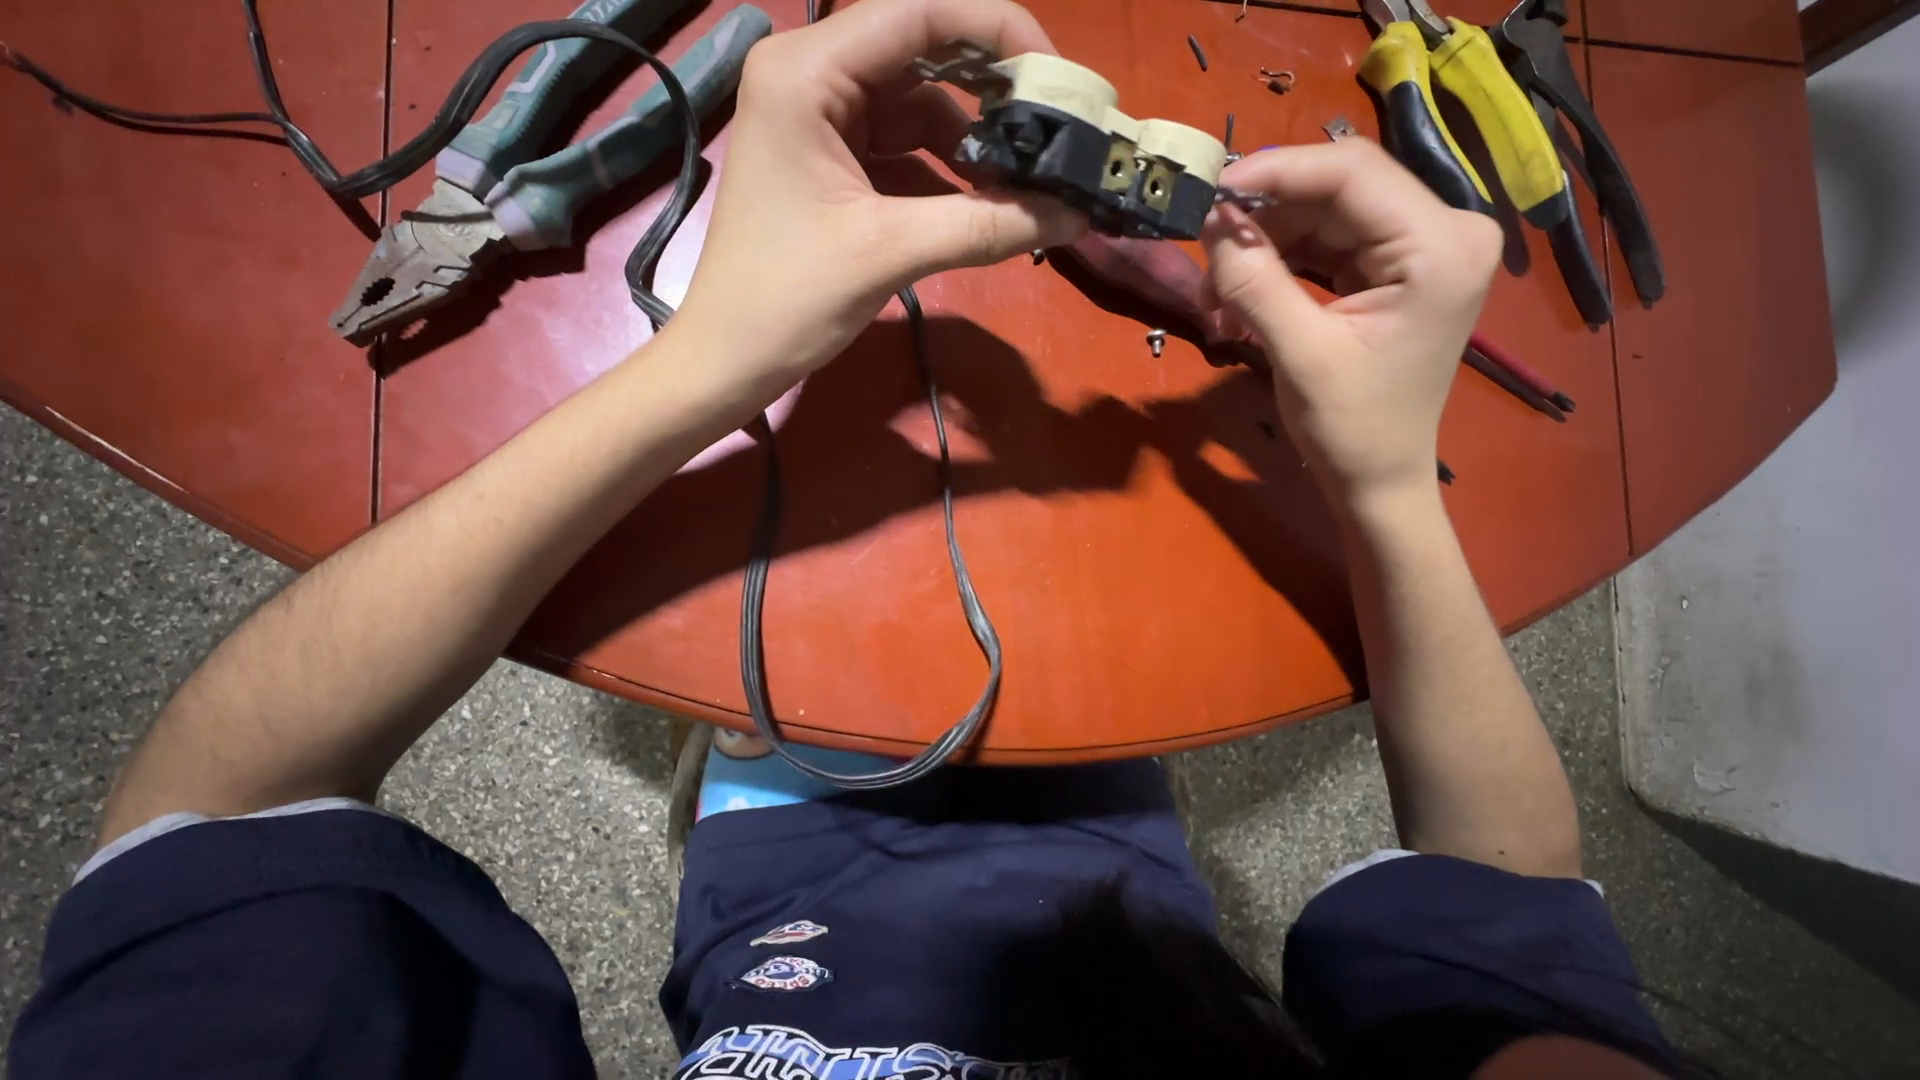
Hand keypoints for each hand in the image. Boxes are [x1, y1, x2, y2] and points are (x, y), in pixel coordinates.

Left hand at [668, 0, 1087, 407]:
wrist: (729, 358)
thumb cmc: (788, 301)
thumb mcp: (891, 253)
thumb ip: (986, 226)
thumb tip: (1074, 213)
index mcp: (806, 73)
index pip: (918, 13)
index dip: (998, 33)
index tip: (1058, 82)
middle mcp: (810, 77)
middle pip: (922, 55)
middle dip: (991, 95)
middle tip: (1054, 134)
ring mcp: (819, 119)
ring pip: (919, 106)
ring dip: (973, 144)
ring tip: (1026, 184)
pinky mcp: (830, 161)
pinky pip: (904, 149)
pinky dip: (946, 173)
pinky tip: (984, 204)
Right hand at [1200, 139, 1501, 509]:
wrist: (1378, 476)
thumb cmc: (1351, 427)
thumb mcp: (1299, 354)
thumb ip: (1255, 282)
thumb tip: (1210, 220)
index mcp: (1441, 246)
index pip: (1352, 174)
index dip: (1277, 171)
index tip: (1212, 189)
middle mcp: (1445, 230)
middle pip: (1338, 188)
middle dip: (1265, 215)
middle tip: (1206, 248)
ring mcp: (1423, 246)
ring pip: (1325, 212)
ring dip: (1265, 242)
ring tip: (1218, 290)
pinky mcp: (1397, 265)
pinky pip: (1328, 240)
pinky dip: (1281, 260)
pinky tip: (1244, 291)